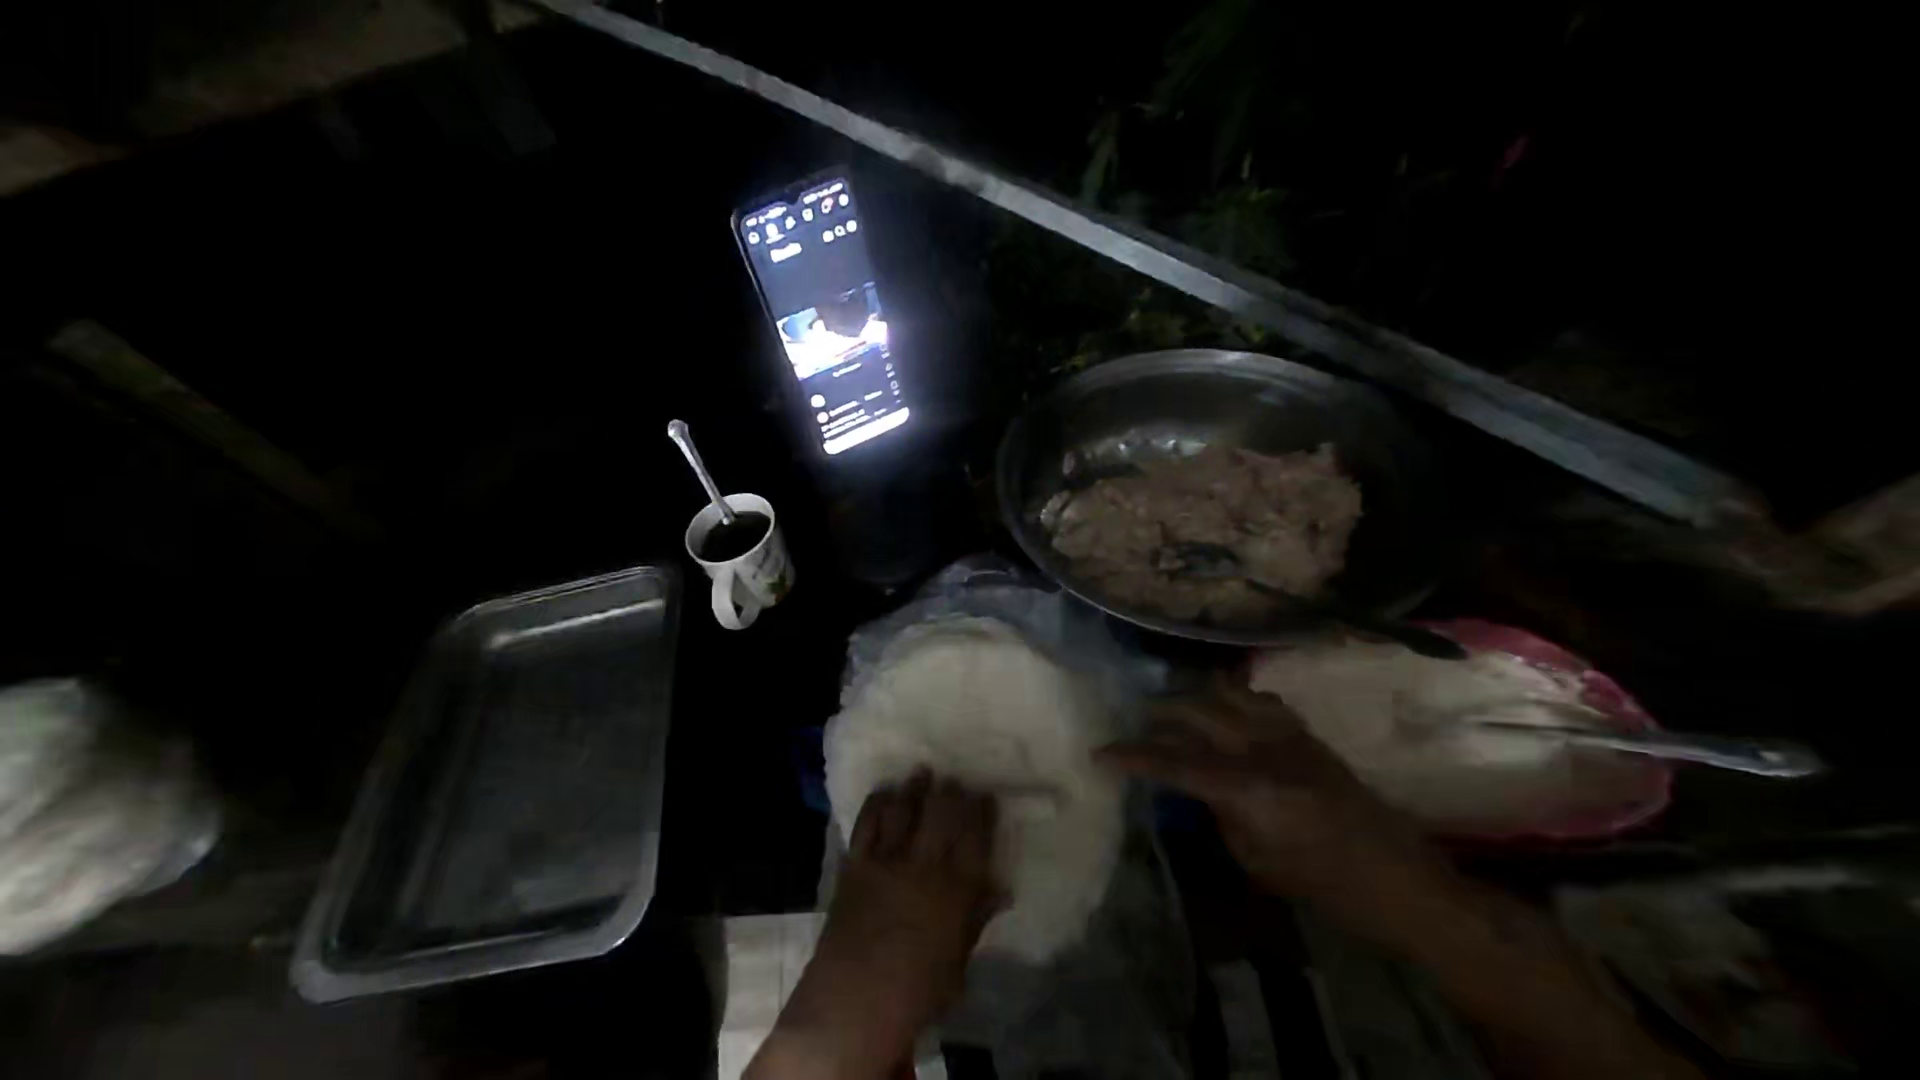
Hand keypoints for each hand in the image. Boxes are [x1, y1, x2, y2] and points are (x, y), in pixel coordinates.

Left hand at [747, 770, 997, 1079]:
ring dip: (915, 788)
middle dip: (951, 791)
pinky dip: (878, 803)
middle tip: (954, 779)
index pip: (977, 837)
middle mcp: (926, 865)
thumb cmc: (916, 991)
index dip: (983, 811)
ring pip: (905, 810)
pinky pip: (868, 823)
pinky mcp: (857, 863)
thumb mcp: (958, 961)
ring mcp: (888, 860)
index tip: (986, 795)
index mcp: (957, 890)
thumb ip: (977, 918)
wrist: (853, 1003)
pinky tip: (885, 792)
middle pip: (942, 813)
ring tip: (922, 772)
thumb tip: (1002, 892)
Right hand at [1097, 679, 1460, 945]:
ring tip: (1173, 706)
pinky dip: (1232, 698)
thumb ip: (1219, 810)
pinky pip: (1258, 699)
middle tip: (1135, 722)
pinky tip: (1224, 709)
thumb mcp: (1254, 858)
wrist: (1397, 876)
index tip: (1100, 751)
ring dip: (1193, 695)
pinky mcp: (1304, 731)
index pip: (1175, 762)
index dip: (1133, 755)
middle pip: (1196, 711)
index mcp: (1248, 787)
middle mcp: (1264, 747)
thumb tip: (1196, 783)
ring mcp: (1287, 733)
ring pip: (1227, 692)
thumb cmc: (1321, 883)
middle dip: (1159, 713)